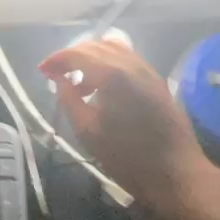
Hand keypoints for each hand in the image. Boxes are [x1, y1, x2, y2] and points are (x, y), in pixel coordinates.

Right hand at [38, 38, 214, 218]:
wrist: (176, 174)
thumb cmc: (127, 157)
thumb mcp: (87, 131)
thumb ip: (68, 99)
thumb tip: (59, 80)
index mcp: (111, 74)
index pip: (76, 54)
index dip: (56, 60)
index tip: (42, 71)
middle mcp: (131, 64)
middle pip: (95, 46)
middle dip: (72, 57)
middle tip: (57, 75)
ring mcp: (148, 71)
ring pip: (113, 49)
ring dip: (92, 59)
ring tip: (79, 83)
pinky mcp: (158, 81)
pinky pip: (128, 60)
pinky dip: (110, 65)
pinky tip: (103, 88)